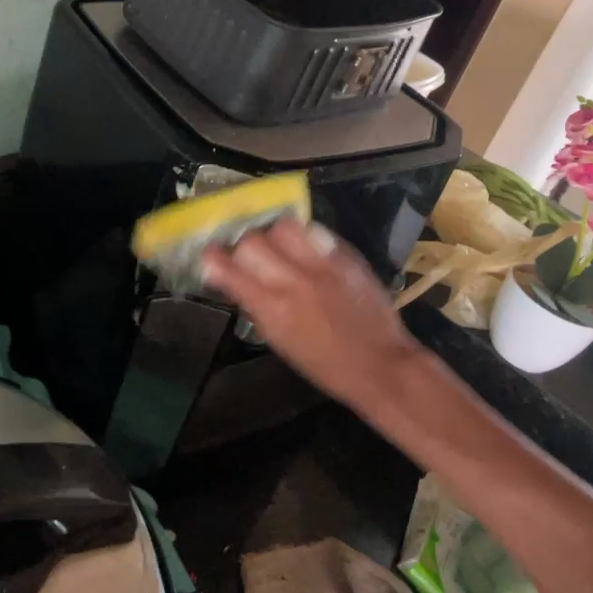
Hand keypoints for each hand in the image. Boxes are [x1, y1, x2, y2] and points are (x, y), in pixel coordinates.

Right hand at [201, 219, 421, 409]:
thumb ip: (256, 305)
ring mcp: (322, 265)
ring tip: (279, 245)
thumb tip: (235, 280)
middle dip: (243, 244)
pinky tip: (306, 249)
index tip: (211, 257)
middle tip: (248, 254)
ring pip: (284, 226)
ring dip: (275, 234)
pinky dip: (305, 237)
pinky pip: (315, 232)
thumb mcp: (279, 341)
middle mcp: (294, 281)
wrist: (381, 366)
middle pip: (252, 240)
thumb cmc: (324, 365)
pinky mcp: (346, 256)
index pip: (228, 269)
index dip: (213, 258)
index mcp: (273, 309)